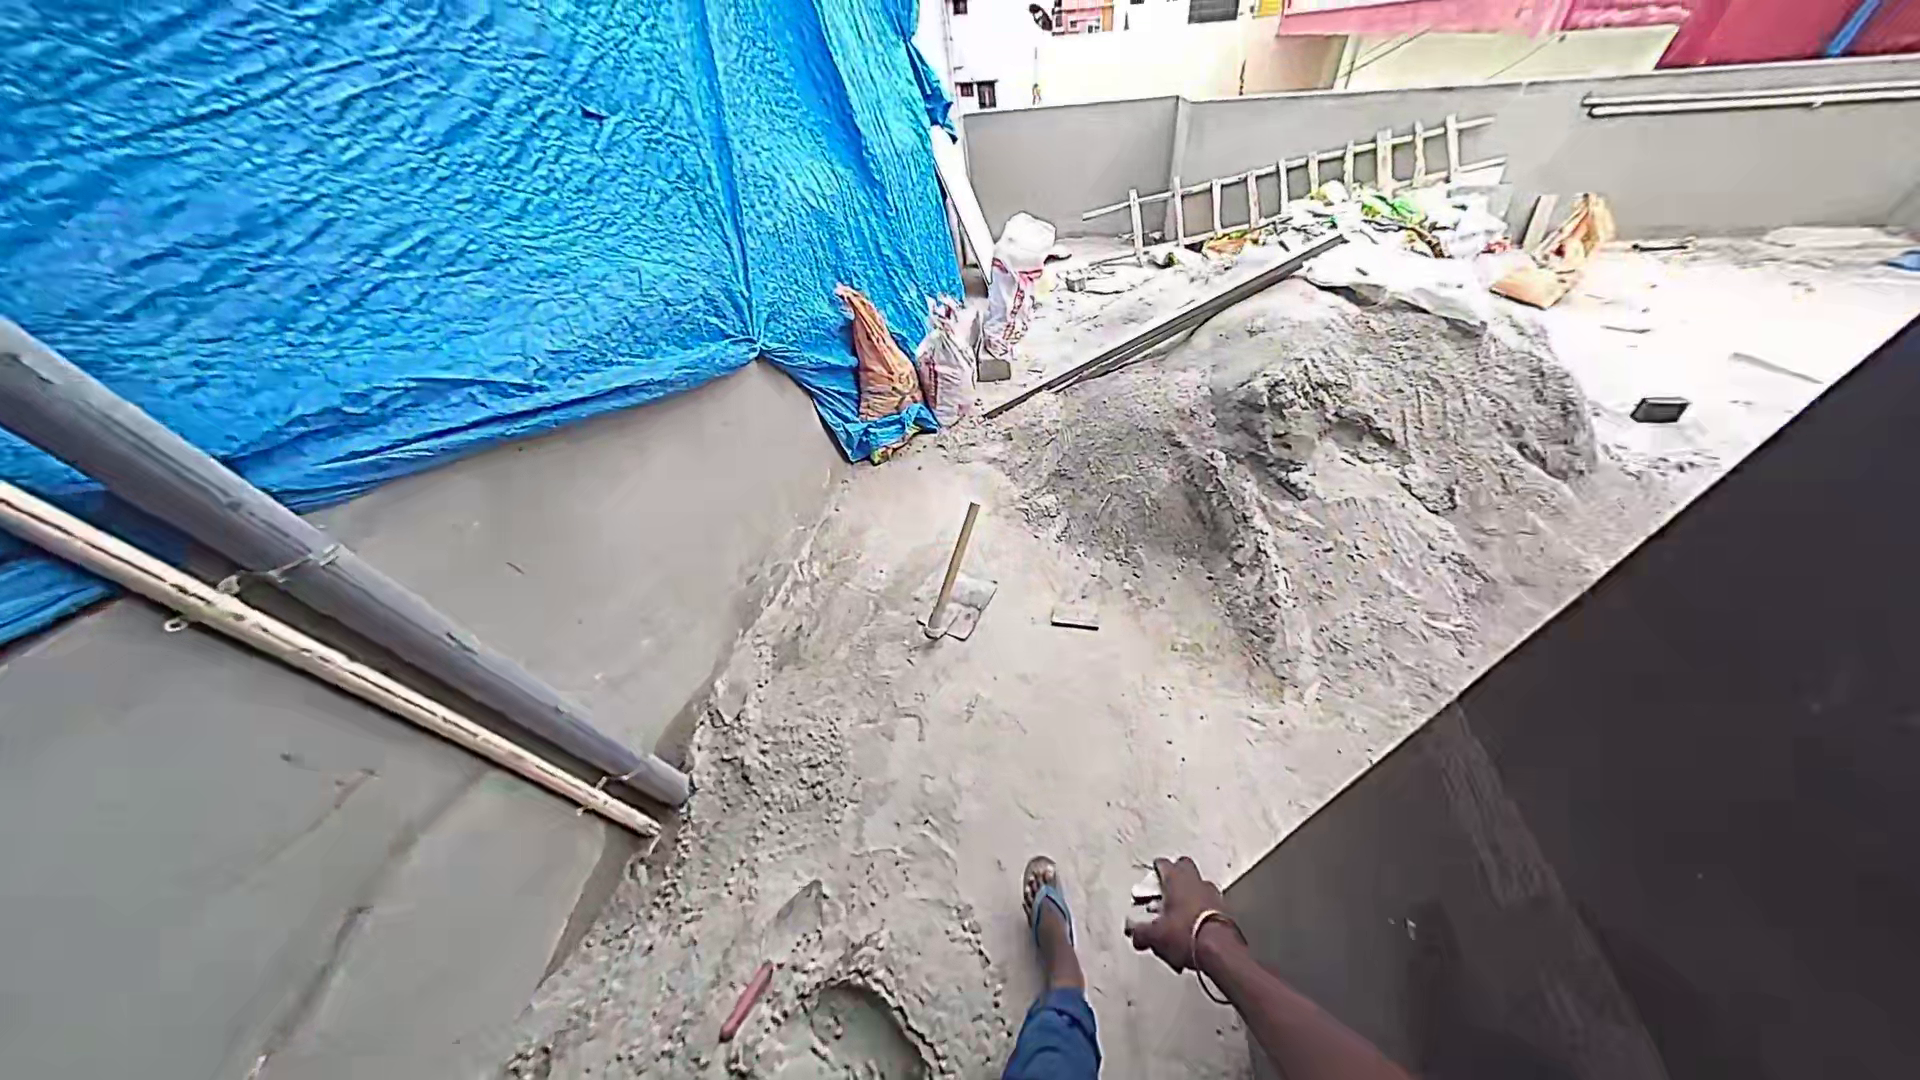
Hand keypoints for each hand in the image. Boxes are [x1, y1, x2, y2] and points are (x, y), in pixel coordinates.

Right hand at [1125, 856, 1227, 972]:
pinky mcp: (1227, 913)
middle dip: (1175, 878)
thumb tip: (1135, 935)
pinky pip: (1211, 906)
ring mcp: (1213, 895)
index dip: (1154, 874)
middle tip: (1165, 894)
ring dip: (1191, 897)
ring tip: (1181, 917)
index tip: (1148, 887)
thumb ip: (1141, 932)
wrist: (1221, 953)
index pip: (1162, 864)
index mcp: (1176, 878)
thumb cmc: (1188, 934)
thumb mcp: (1155, 936)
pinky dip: (1203, 914)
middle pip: (1184, 867)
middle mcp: (1196, 881)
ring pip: (1200, 887)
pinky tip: (1196, 932)